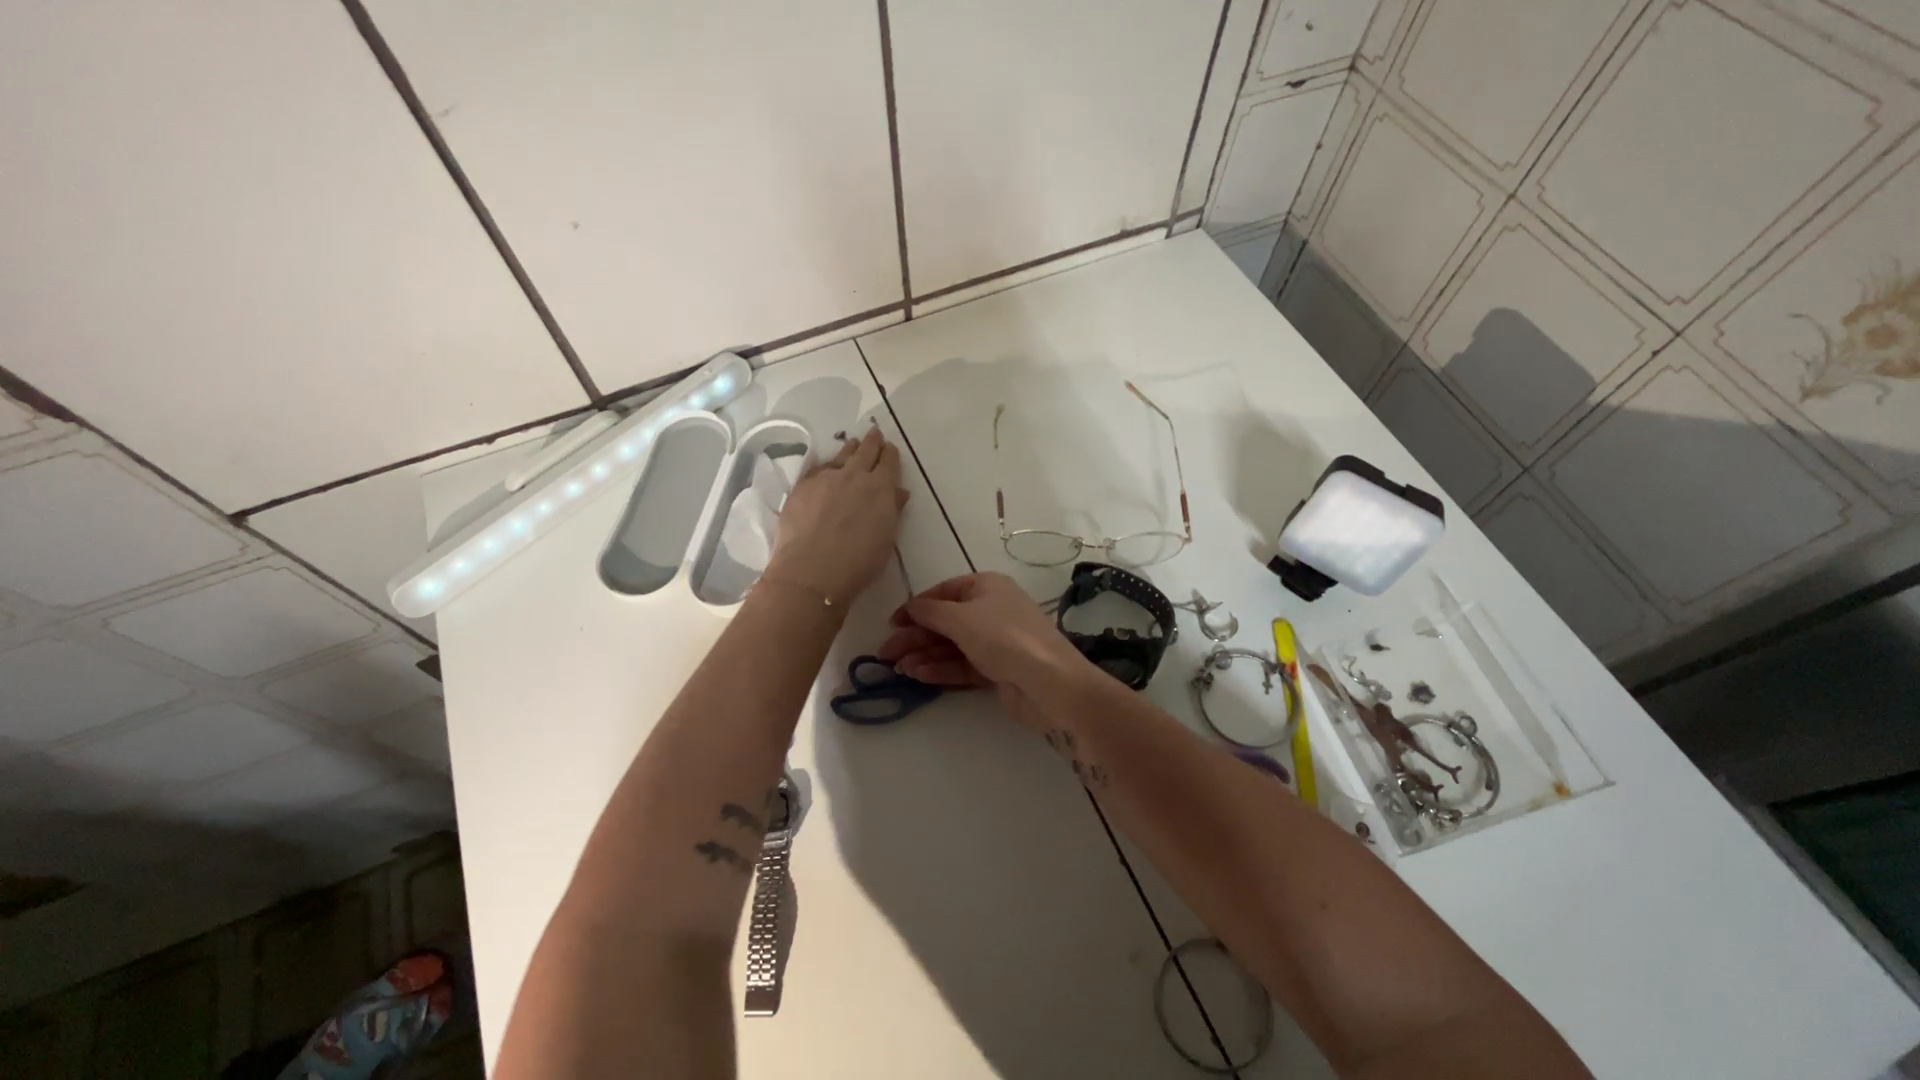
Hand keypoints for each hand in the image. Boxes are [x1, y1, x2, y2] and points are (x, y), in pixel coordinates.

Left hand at [763, 425, 908, 605]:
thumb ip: (891, 511)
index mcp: (880, 488)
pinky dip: (825, 465)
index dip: (890, 454)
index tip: (890, 449)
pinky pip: (817, 468)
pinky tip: (824, 467)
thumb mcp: (885, 540)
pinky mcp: (801, 487)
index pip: (889, 462)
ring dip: (849, 449)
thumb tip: (897, 492)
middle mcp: (854, 476)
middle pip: (865, 451)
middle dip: (872, 442)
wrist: (811, 572)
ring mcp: (825, 479)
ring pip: (840, 456)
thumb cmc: (857, 563)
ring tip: (852, 443)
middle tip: (874, 433)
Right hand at [875, 572, 1092, 727]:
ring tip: (898, 669)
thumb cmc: (1004, 637)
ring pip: (952, 646)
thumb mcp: (961, 618)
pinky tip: (919, 675)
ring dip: (924, 655)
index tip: (892, 624)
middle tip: (885, 654)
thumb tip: (910, 607)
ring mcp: (996, 642)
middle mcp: (991, 610)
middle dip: (915, 637)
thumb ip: (930, 611)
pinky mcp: (998, 670)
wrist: (1048, 682)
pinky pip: (962, 665)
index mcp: (987, 587)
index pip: (944, 592)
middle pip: (945, 622)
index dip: (916, 607)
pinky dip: (941, 669)